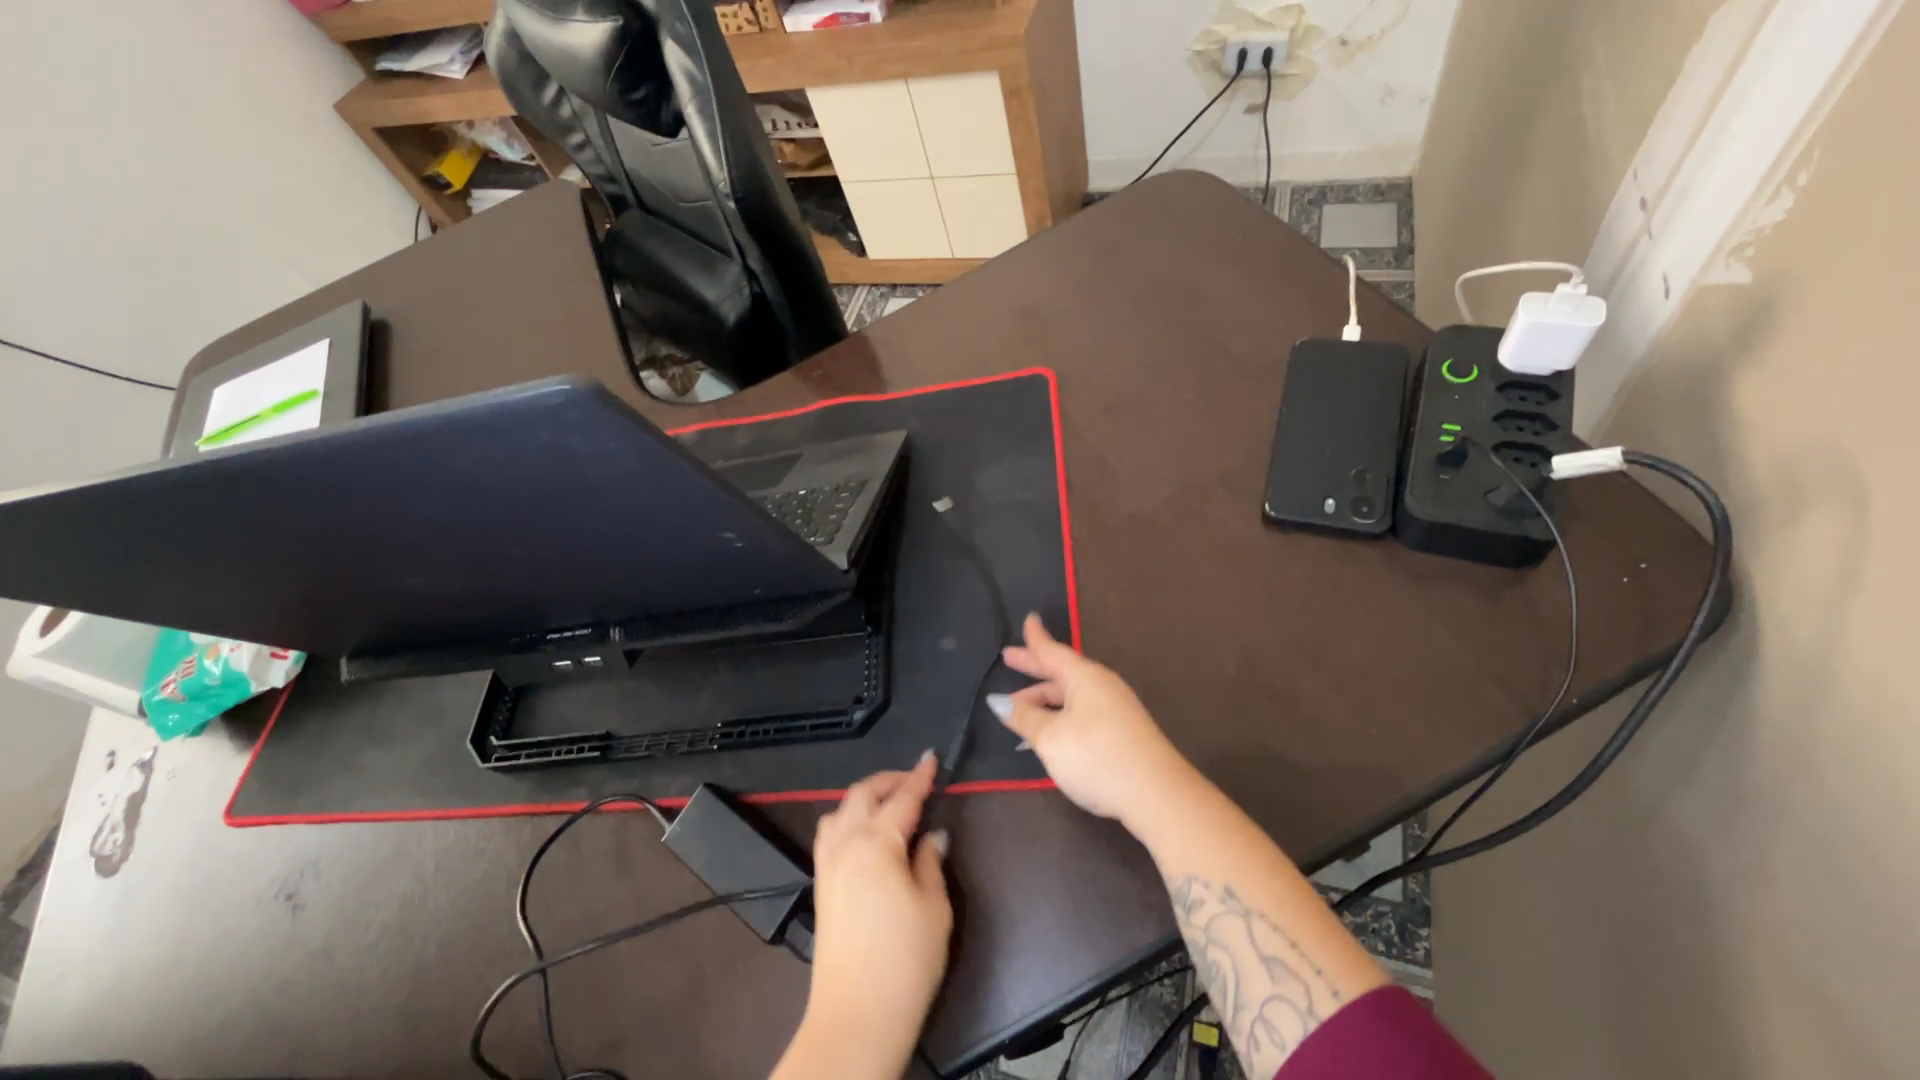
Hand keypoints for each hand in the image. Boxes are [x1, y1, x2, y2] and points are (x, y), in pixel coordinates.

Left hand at [805, 753, 952, 1044]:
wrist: (857, 1013)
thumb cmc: (905, 960)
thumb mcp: (934, 908)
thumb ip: (931, 863)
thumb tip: (932, 837)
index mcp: (876, 844)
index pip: (902, 798)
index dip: (919, 777)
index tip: (932, 758)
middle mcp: (845, 845)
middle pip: (862, 795)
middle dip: (889, 780)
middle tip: (916, 779)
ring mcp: (827, 865)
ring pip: (839, 811)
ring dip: (865, 798)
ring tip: (891, 803)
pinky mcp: (821, 885)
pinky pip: (830, 834)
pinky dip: (849, 819)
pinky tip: (867, 832)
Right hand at [988, 614, 1194, 825]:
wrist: (1156, 794)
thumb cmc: (1097, 756)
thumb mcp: (1051, 737)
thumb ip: (1024, 718)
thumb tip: (999, 702)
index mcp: (1084, 677)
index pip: (1053, 651)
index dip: (1036, 639)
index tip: (1029, 618)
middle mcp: (1101, 687)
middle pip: (1061, 672)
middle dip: (1035, 668)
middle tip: (1009, 658)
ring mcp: (1114, 710)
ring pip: (1071, 696)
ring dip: (1044, 699)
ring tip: (1018, 709)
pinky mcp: (1121, 732)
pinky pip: (1081, 713)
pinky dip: (1059, 716)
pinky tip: (1047, 734)